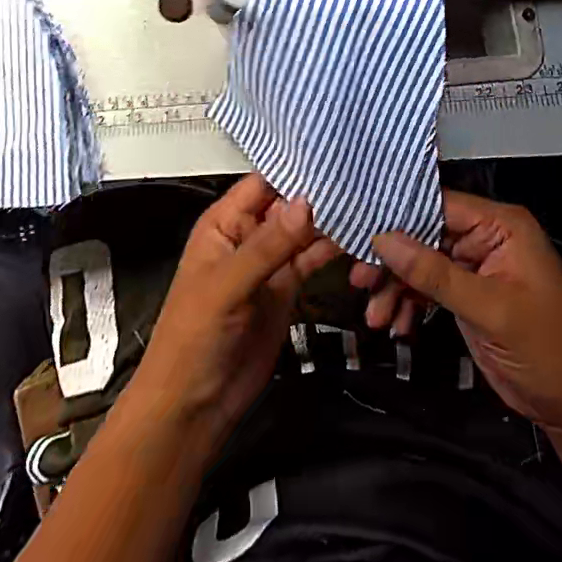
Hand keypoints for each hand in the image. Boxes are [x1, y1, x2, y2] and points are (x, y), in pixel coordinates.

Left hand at [125, 175, 338, 452]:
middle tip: (364, 176)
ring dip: (332, 219)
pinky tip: (359, 237)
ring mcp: (270, 263)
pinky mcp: (288, 289)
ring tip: (370, 201)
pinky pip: (313, 259)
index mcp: (223, 224)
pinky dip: (335, 249)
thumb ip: (267, 245)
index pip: (263, 183)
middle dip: (321, 192)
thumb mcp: (226, 286)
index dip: (295, 169)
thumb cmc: (192, 339)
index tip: (335, 156)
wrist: (195, 405)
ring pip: (305, 230)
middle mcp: (248, 236)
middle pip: (289, 203)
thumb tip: (305, 203)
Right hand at [352, 190, 561, 440]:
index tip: (357, 231)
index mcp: (501, 226)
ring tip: (375, 317)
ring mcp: (474, 268)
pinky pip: (426, 289)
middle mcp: (486, 239)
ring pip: (419, 264)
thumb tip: (382, 238)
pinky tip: (395, 325)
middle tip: (359, 282)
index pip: (439, 205)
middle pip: (423, 235)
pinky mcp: (467, 296)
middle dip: (390, 261)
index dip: (397, 217)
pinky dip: (408, 305)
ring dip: (394, 289)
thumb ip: (434, 273)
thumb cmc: (550, 349)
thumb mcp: (491, 309)